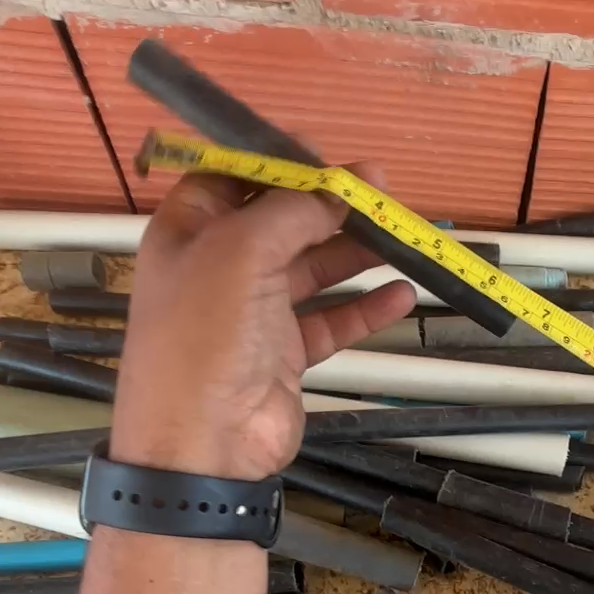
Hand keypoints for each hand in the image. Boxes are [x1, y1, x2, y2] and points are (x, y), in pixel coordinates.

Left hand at [109, 165, 415, 480]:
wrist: (206, 441)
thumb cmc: (207, 336)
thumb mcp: (241, 253)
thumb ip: (290, 213)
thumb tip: (335, 189)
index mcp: (192, 233)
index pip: (234, 180)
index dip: (277, 162)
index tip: (326, 152)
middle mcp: (222, 269)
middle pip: (283, 224)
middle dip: (330, 206)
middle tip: (381, 191)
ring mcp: (256, 314)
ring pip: (313, 272)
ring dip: (355, 255)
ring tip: (401, 237)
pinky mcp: (286, 355)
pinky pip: (331, 322)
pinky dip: (365, 309)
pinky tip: (400, 295)